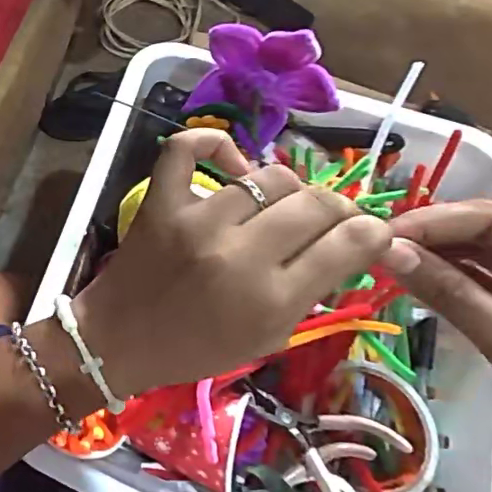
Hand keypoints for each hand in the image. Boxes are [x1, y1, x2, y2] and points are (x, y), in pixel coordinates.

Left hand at [70, 130, 394, 396]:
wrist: (119, 340)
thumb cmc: (196, 348)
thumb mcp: (267, 337)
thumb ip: (311, 293)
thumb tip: (350, 246)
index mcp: (270, 300)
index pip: (347, 244)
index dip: (372, 232)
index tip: (371, 231)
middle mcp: (238, 254)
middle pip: (315, 203)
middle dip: (339, 208)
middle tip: (331, 218)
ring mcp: (195, 221)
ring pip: (268, 177)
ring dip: (285, 191)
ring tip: (280, 206)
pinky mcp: (160, 202)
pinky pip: (186, 147)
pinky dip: (214, 143)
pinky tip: (233, 166)